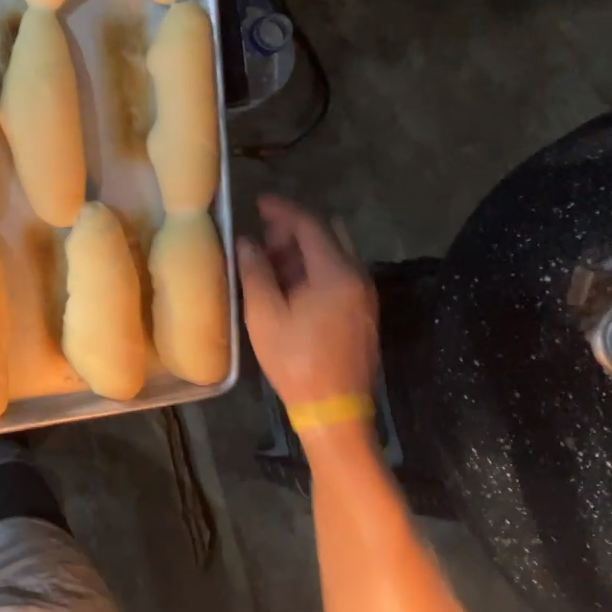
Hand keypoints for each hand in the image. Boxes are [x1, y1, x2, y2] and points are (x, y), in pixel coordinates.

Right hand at [237, 195, 378, 417]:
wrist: (334, 409)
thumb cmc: (294, 360)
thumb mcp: (264, 314)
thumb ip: (255, 272)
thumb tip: (246, 243)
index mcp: (336, 272)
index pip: (310, 225)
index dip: (282, 210)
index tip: (258, 203)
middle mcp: (358, 276)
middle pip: (329, 234)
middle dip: (295, 230)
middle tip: (263, 240)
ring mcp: (364, 296)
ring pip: (335, 255)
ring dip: (304, 251)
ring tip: (270, 265)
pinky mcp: (362, 313)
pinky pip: (339, 275)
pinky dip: (315, 270)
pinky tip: (289, 288)